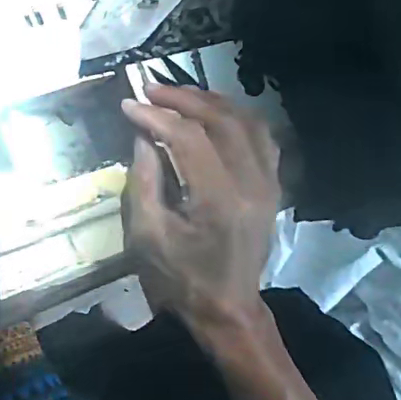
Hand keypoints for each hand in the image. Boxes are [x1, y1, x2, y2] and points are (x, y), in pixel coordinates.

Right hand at [120, 84, 281, 338]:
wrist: (227, 309)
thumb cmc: (179, 277)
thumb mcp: (146, 233)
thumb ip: (144, 179)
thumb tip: (142, 134)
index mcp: (218, 201)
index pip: (188, 139)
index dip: (155, 116)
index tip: (127, 104)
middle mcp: (252, 186)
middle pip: (221, 121)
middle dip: (182, 99)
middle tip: (149, 90)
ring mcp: (268, 185)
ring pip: (246, 122)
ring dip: (210, 102)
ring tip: (177, 95)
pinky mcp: (272, 187)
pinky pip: (262, 137)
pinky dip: (236, 117)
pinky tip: (211, 113)